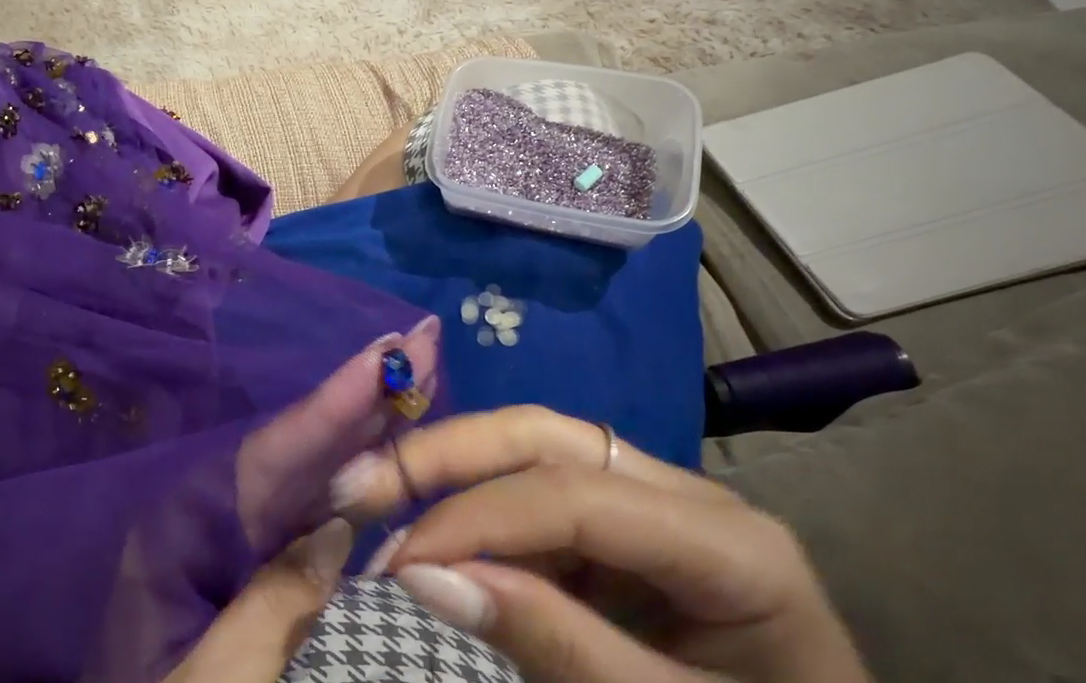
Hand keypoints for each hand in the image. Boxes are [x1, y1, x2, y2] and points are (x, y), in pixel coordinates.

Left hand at [103, 317, 440, 682]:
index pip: (271, 456)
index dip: (333, 405)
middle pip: (293, 454)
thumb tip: (338, 532)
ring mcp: (230, 550)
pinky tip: (385, 464)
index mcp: (186, 532)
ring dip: (358, 432)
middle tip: (418, 345)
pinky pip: (303, 523)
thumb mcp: (213, 679)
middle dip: (357, 402)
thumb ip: (276, 604)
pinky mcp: (248, 579)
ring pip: (304, 481)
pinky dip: (346, 489)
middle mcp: (210, 523)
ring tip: (415, 382)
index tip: (385, 353)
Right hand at [334, 406, 869, 682]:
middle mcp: (686, 498)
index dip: (475, 520)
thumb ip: (554, 645)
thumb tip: (422, 578)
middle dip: (446, 455)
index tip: (394, 565)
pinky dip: (474, 517)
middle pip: (546, 440)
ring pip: (533, 454)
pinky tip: (429, 538)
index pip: (574, 495)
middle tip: (357, 484)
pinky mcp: (620, 536)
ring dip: (449, 473)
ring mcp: (651, 509)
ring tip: (373, 495)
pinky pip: (535, 504)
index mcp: (728, 543)